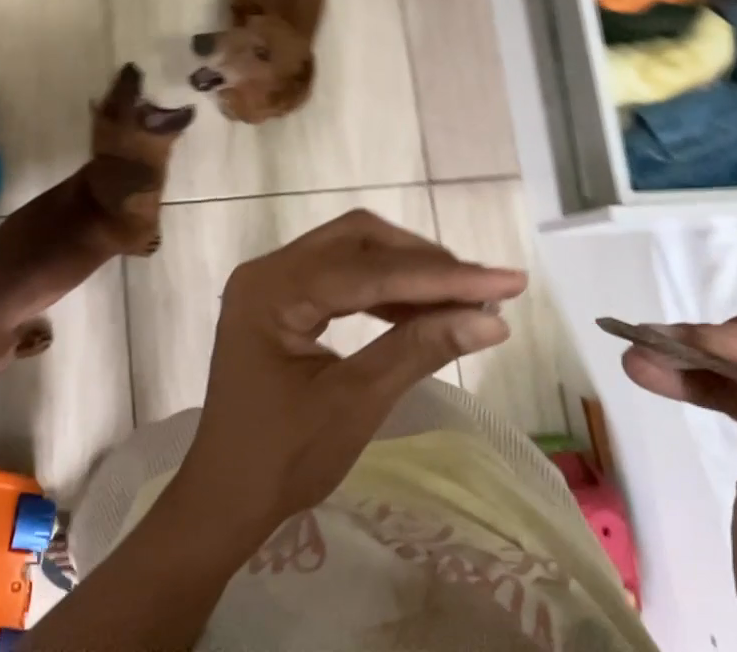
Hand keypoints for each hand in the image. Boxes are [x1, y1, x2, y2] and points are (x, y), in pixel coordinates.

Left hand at [173, 209, 527, 537]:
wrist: (227, 495)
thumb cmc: (283, 457)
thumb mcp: (355, 402)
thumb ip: (418, 349)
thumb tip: (492, 318)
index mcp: (271, 291)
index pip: (367, 270)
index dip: (442, 275)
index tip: (509, 281)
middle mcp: (266, 272)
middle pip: (357, 242)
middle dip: (424, 263)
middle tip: (485, 291)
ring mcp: (270, 285)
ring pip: (351, 255)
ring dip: (407, 274)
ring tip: (465, 302)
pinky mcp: (280, 303)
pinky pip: (339, 279)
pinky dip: (383, 291)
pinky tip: (422, 313)